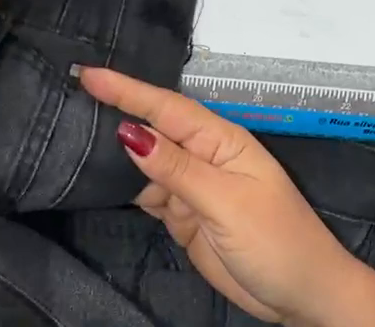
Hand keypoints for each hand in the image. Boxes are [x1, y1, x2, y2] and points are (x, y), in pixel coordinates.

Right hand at [80, 67, 374, 325]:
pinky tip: (97, 174)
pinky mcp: (183, 215)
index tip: (88, 74)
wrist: (305, 301)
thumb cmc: (277, 241)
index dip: (126, 90)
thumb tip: (130, 132)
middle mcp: (201, 154)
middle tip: (69, 91)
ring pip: (144, 159)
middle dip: (115, 108)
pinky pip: (146, 191)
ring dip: (113, 148)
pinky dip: (123, 184)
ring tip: (71, 127)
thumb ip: (177, 169)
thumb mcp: (227, 202)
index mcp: (219, 139)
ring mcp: (191, 185)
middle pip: (151, 127)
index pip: (165, 107)